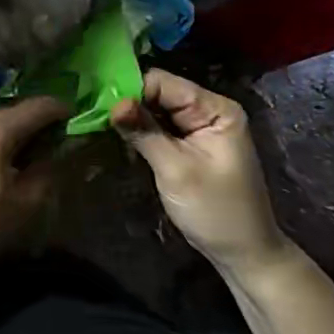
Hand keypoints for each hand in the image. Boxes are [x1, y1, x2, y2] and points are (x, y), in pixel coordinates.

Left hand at [0, 97, 68, 277]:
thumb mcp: (24, 203)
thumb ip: (51, 170)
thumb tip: (67, 152)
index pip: (46, 105)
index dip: (70, 116)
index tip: (87, 134)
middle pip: (22, 112)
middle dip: (46, 129)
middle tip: (68, 155)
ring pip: (4, 123)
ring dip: (25, 139)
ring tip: (42, 166)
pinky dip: (4, 145)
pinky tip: (12, 170)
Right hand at [110, 69, 289, 272]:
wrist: (243, 250)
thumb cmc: (214, 210)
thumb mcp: (175, 169)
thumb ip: (144, 132)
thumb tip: (113, 103)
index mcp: (215, 109)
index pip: (163, 83)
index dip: (130, 90)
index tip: (97, 104)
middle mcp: (208, 110)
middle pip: (158, 93)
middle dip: (128, 103)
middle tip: (91, 115)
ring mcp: (199, 128)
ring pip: (155, 111)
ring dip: (131, 119)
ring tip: (98, 124)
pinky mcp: (189, 144)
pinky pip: (159, 128)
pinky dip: (140, 132)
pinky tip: (118, 137)